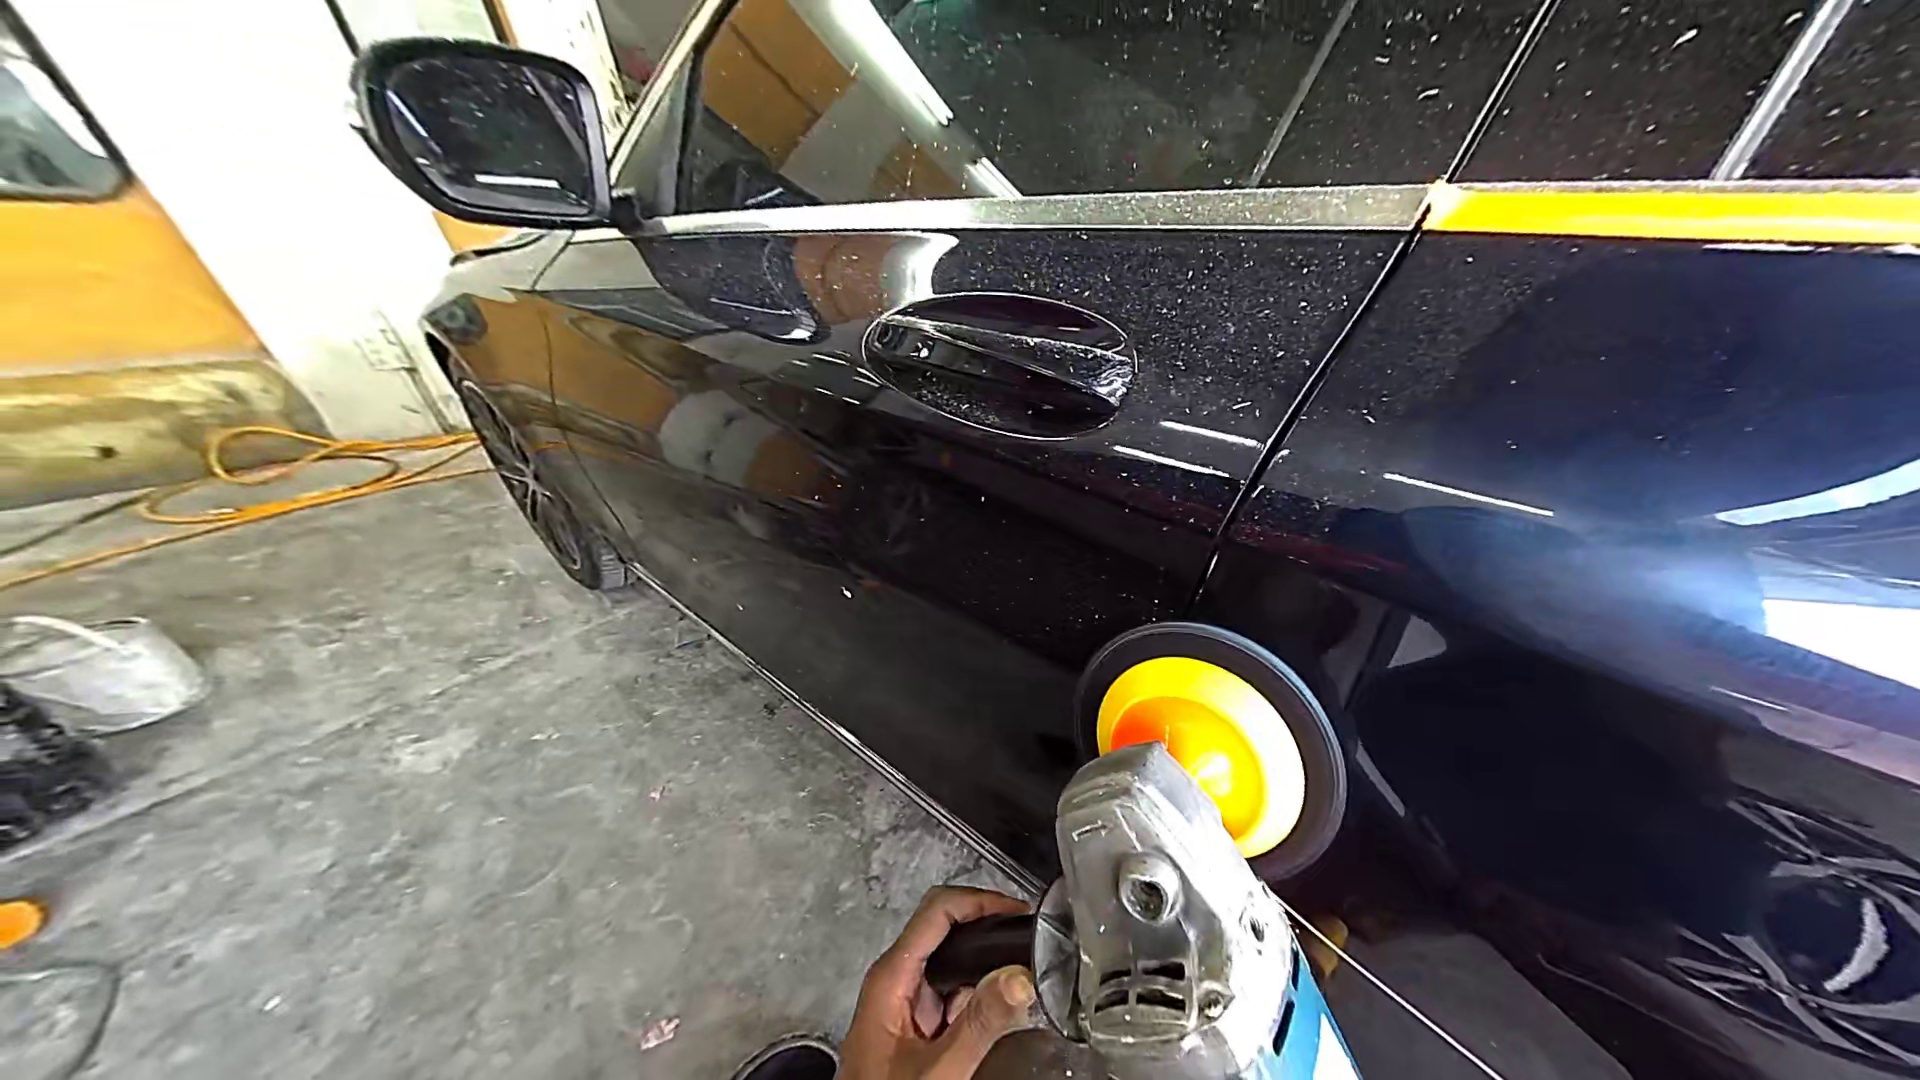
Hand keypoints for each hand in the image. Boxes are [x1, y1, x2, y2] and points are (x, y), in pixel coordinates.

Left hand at [840, 885, 1036, 1079]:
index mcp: (892, 974)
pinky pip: (948, 986)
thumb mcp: (939, 1071)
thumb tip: (1020, 976)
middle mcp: (895, 975)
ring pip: (948, 955)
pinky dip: (976, 984)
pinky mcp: (913, 1019)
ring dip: (983, 955)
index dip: (979, 901)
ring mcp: (903, 997)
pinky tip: (999, 998)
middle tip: (1025, 933)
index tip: (1017, 911)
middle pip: (942, 924)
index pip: (937, 909)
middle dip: (985, 922)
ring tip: (1021, 960)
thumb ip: (979, 1023)